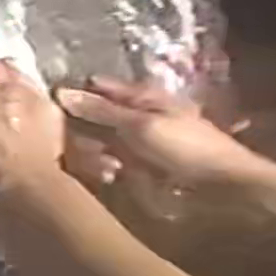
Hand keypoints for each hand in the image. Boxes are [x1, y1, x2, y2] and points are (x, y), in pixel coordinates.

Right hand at [56, 77, 261, 186]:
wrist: (225, 188)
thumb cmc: (187, 148)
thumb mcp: (140, 125)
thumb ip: (99, 109)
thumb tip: (59, 92)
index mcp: (142, 98)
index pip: (96, 86)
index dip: (73, 92)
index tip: (49, 104)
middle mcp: (133, 115)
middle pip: (88, 114)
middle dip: (78, 129)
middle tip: (77, 142)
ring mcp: (130, 139)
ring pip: (90, 139)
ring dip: (90, 152)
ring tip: (104, 165)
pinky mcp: (129, 161)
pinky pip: (100, 158)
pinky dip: (100, 165)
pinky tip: (110, 173)